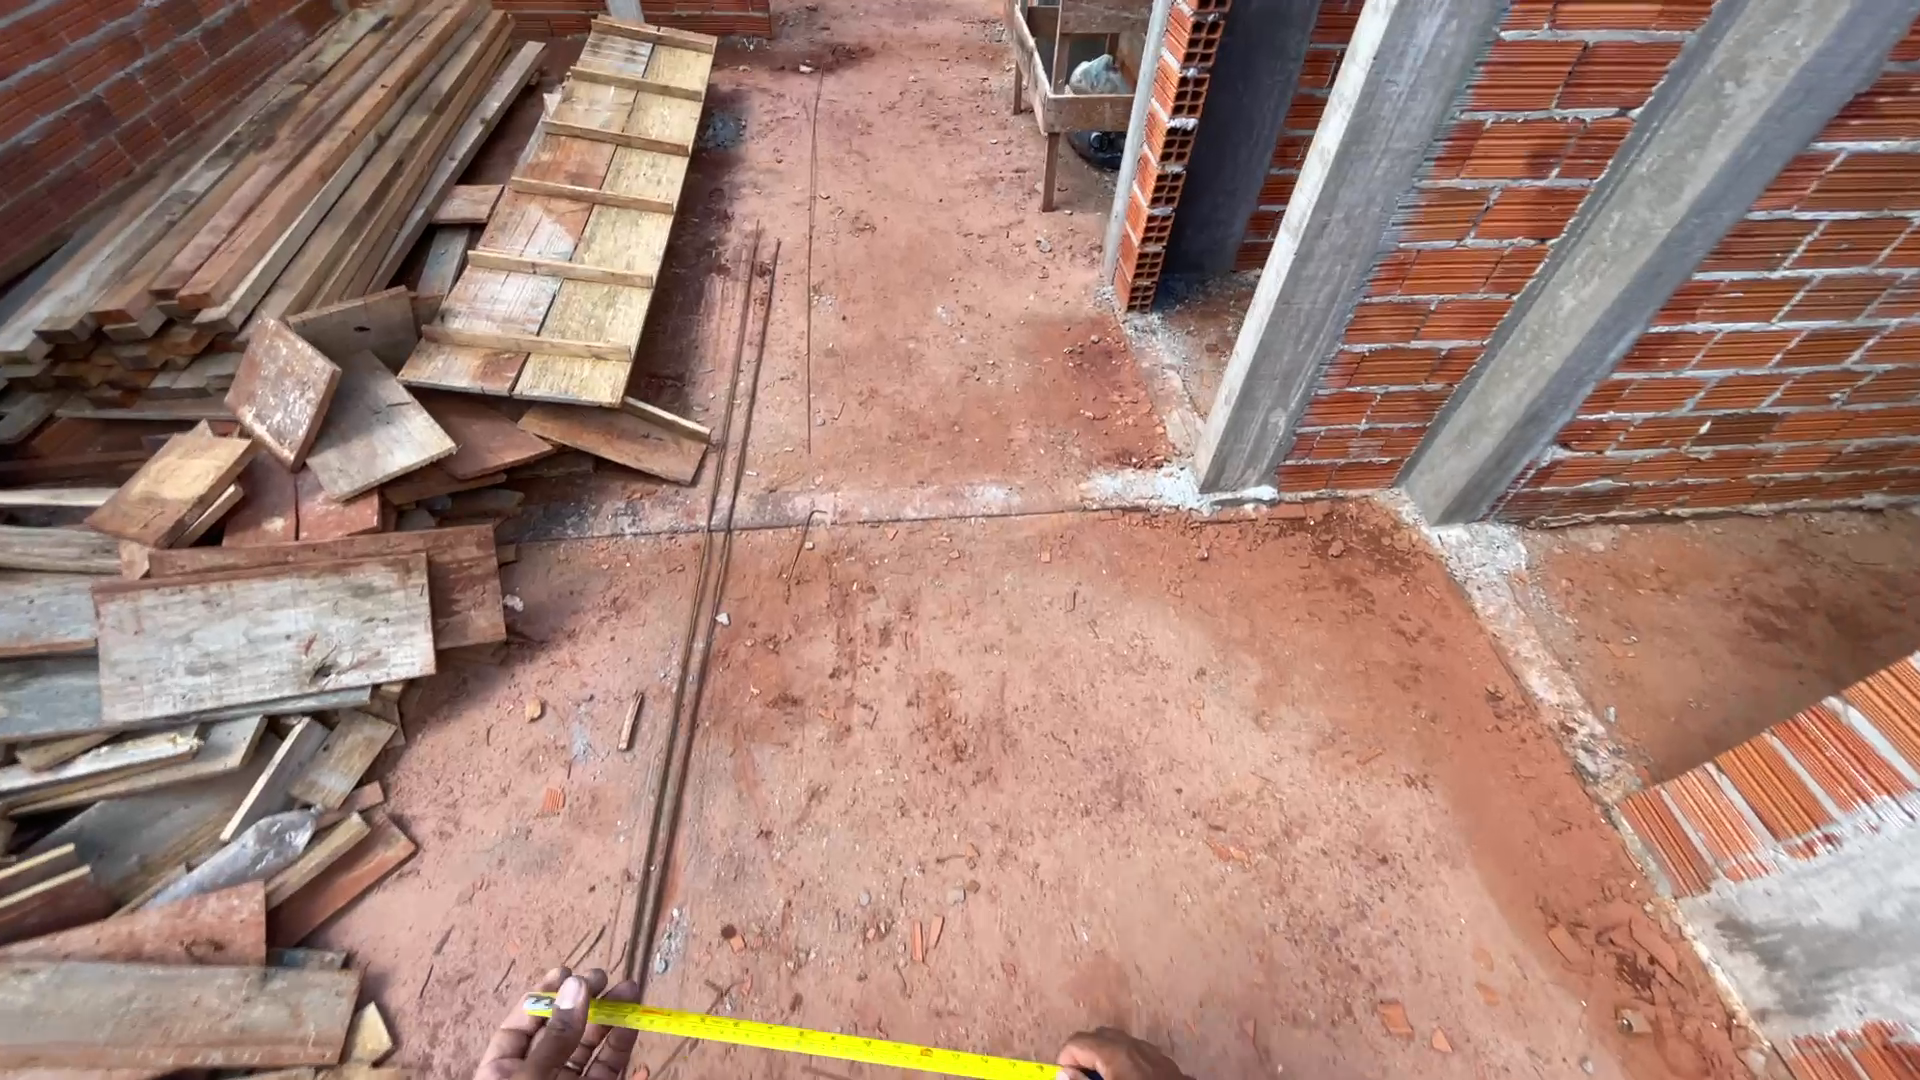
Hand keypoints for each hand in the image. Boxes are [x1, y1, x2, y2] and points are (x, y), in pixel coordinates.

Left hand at [475, 967, 644, 1079]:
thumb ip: (555, 1038)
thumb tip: (578, 983)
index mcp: (503, 1073)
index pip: (520, 1026)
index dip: (543, 996)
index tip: (567, 969)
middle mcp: (537, 1075)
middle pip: (563, 1030)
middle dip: (586, 1000)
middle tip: (603, 976)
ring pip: (592, 1047)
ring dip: (613, 1017)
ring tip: (631, 989)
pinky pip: (610, 1070)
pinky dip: (624, 1050)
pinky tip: (635, 1026)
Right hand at [1057, 1027, 1192, 1079]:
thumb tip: (1062, 1073)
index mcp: (1113, 1050)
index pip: (1076, 1042)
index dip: (1064, 1061)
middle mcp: (1131, 1044)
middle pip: (1096, 1038)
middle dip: (1083, 1058)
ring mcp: (1151, 1053)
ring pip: (1117, 1045)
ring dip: (1103, 1060)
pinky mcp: (1166, 1065)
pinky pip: (1136, 1055)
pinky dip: (1123, 1064)